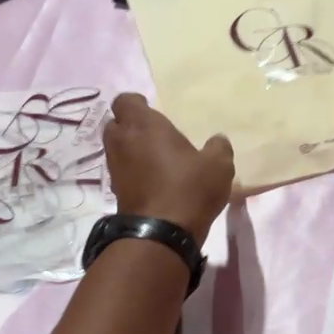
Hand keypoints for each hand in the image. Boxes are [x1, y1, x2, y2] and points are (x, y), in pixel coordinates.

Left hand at [102, 93, 232, 239]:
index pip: (126, 100)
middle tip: (154, 135)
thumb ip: (219, 147)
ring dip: (131, 149)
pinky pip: (122, 171)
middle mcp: (123, 141)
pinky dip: (132, 171)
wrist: (162, 232)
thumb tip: (217, 140)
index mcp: (144, 125)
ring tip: (155, 158)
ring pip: (117, 148)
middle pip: (116, 123)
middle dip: (131, 126)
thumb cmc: (189, 188)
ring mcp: (115, 167)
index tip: (153, 111)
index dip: (138, 103)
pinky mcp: (115, 190)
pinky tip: (154, 180)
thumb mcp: (218, 165)